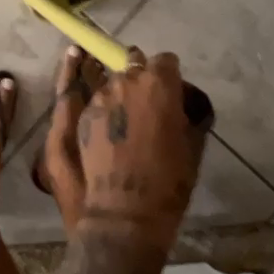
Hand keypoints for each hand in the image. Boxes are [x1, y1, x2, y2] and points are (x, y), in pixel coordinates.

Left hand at [75, 49, 199, 239]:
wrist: (126, 213)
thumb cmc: (168, 182)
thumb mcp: (191, 145)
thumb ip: (185, 114)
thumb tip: (181, 105)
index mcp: (159, 84)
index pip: (165, 60)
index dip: (168, 73)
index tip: (170, 88)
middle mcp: (126, 81)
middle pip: (134, 64)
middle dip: (141, 78)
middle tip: (147, 101)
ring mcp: (101, 97)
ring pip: (112, 81)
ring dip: (120, 92)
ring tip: (125, 117)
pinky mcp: (83, 115)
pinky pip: (96, 102)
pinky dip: (103, 110)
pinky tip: (108, 131)